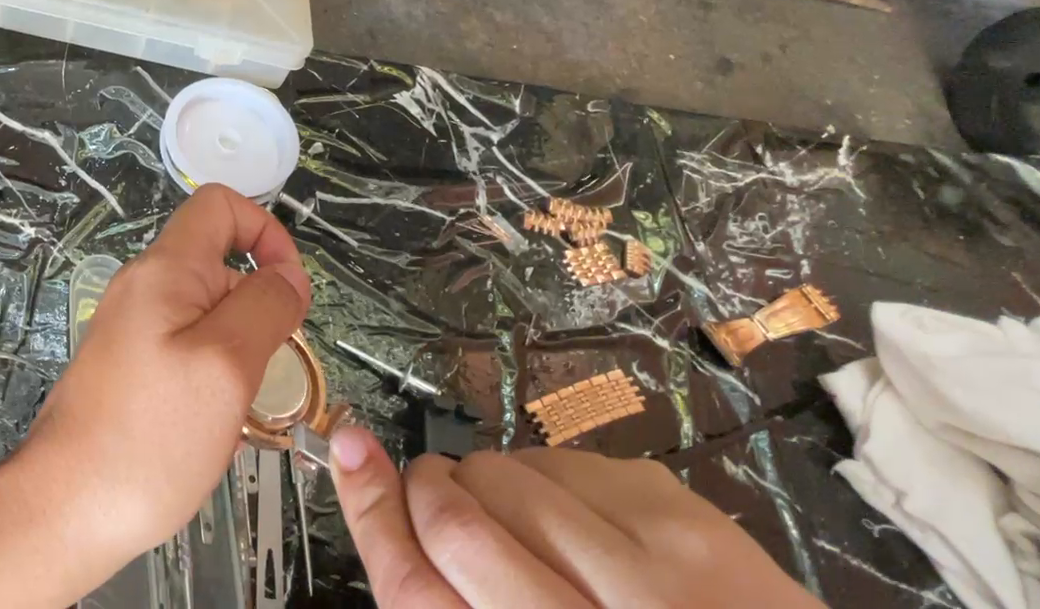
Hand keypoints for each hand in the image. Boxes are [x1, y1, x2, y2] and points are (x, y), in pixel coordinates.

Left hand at [0, 185, 311, 592]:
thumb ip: (265, 307)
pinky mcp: (128, 364)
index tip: (288, 290)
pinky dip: (213, 370)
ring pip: (206, 310)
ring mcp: (131, 326)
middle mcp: (143, 286)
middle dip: (256, 304)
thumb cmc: (149, 437)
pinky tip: (214, 422)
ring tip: (236, 406)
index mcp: (163, 269)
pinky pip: (186, 344)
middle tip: (262, 369)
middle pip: (218, 261)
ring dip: (238, 346)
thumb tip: (289, 275)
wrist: (65, 508)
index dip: (265, 232)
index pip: (219, 205)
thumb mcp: (225, 365)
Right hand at [329, 428, 824, 607]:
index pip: (413, 591)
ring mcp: (652, 579)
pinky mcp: (691, 525)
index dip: (370, 511)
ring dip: (491, 485)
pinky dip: (550, 479)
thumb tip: (366, 470)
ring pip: (505, 475)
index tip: (349, 448)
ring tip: (525, 529)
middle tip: (438, 497)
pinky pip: (567, 460)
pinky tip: (582, 527)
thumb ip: (441, 592)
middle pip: (453, 521)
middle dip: (430, 491)